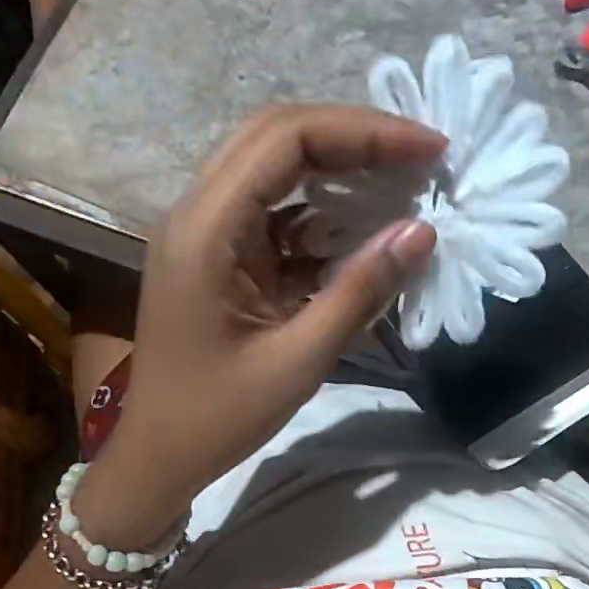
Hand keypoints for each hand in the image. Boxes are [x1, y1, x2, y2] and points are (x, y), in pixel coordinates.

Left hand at [72, 105, 444, 547]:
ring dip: (339, 177)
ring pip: (275, 174)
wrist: (161, 456)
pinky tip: (364, 238)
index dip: (363, 132)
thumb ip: (360, 292)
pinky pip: (274, 219)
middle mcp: (197, 215)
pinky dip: (321, 222)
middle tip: (420, 160)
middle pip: (277, 139)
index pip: (285, 140)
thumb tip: (421, 231)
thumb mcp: (298, 362)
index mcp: (205, 231)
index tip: (428, 150)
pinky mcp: (218, 259)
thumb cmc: (219, 418)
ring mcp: (205, 235)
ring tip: (403, 191)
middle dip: (354, 140)